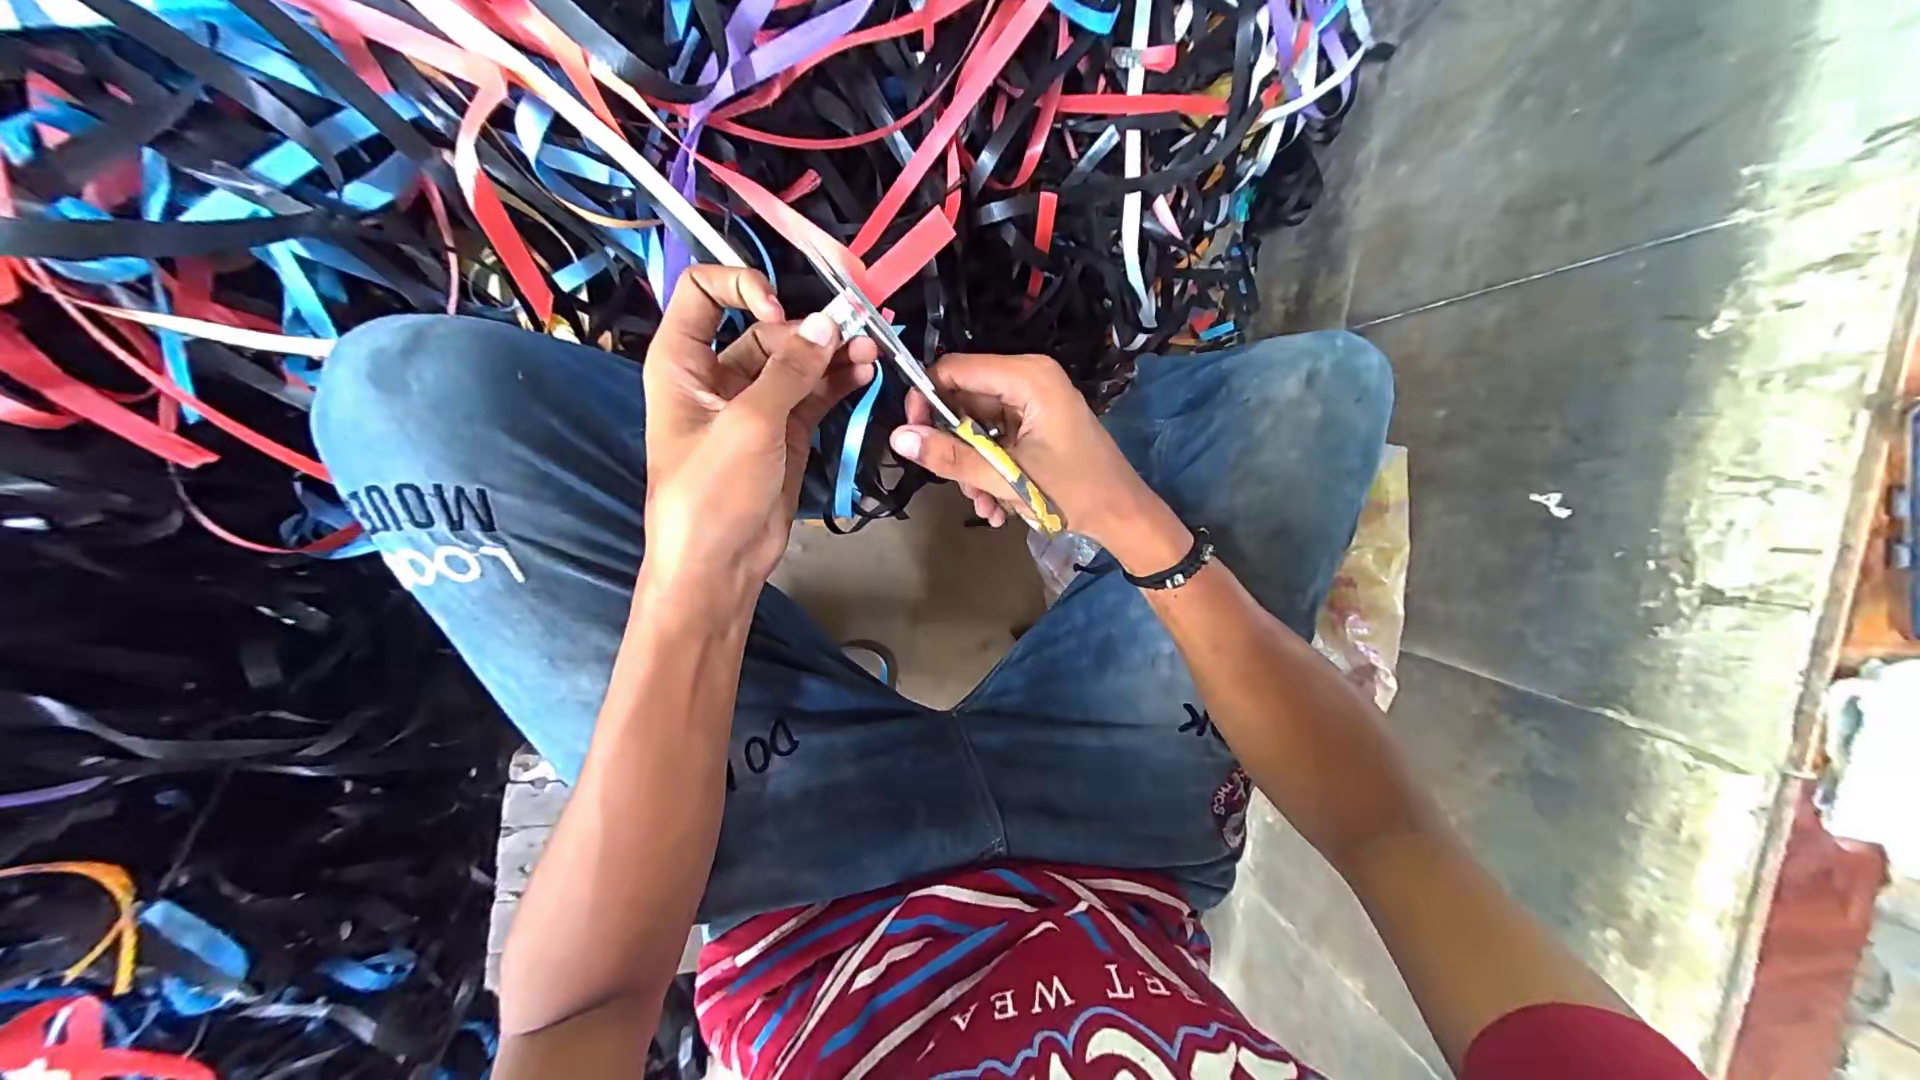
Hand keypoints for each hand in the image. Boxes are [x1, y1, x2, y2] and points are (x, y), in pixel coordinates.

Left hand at [642, 267, 876, 605]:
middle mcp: (718, 377)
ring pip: (797, 363)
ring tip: (870, 350)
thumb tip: (829, 325)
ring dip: (832, 354)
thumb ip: (790, 371)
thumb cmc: (711, 493)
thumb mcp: (748, 424)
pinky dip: (838, 382)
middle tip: (855, 333)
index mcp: (683, 362)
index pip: (704, 294)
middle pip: (767, 331)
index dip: (743, 289)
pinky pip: (814, 394)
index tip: (780, 312)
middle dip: (810, 331)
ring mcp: (757, 405)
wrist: (721, 564)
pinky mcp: (786, 431)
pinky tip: (863, 373)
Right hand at [886, 353, 1190, 574]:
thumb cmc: (1075, 492)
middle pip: (964, 399)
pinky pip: (996, 439)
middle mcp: (1029, 380)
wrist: (1123, 516)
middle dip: (953, 444)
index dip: (926, 399)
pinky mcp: (1035, 425)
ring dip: (971, 466)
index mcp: (1028, 378)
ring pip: (977, 425)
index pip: (954, 369)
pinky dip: (989, 469)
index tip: (912, 435)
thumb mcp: (1006, 478)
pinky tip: (995, 505)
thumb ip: (951, 457)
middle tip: (950, 480)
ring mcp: (1033, 404)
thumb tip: (899, 439)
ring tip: (982, 503)